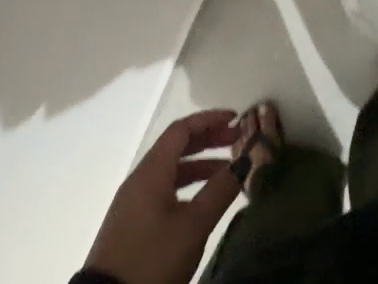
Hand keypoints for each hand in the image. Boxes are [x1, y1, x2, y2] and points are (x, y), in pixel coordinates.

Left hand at [84, 109, 242, 283]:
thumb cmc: (153, 258)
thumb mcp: (193, 225)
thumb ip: (220, 190)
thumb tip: (245, 160)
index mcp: (151, 172)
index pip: (181, 130)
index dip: (209, 119)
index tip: (237, 119)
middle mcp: (140, 179)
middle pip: (176, 146)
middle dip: (208, 139)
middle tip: (238, 140)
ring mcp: (133, 201)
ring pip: (170, 169)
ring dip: (200, 164)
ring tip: (228, 171)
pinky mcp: (132, 222)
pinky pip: (163, 188)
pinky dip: (187, 184)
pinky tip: (203, 199)